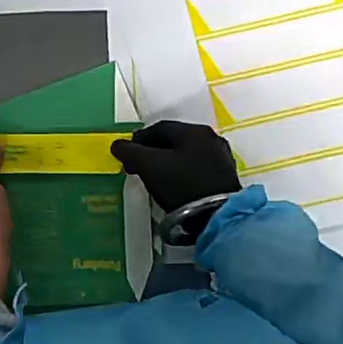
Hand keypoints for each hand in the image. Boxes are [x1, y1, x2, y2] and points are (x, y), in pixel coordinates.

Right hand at [110, 121, 240, 212]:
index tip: (126, 152)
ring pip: (185, 153)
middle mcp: (210, 139)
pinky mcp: (225, 177)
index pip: (159, 128)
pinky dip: (180, 171)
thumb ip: (129, 152)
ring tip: (152, 174)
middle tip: (137, 164)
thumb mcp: (148, 165)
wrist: (214, 216)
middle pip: (174, 140)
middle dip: (152, 150)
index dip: (138, 139)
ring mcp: (221, 158)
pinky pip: (195, 167)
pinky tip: (171, 182)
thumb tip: (117, 145)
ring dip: (166, 161)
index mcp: (193, 132)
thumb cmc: (179, 184)